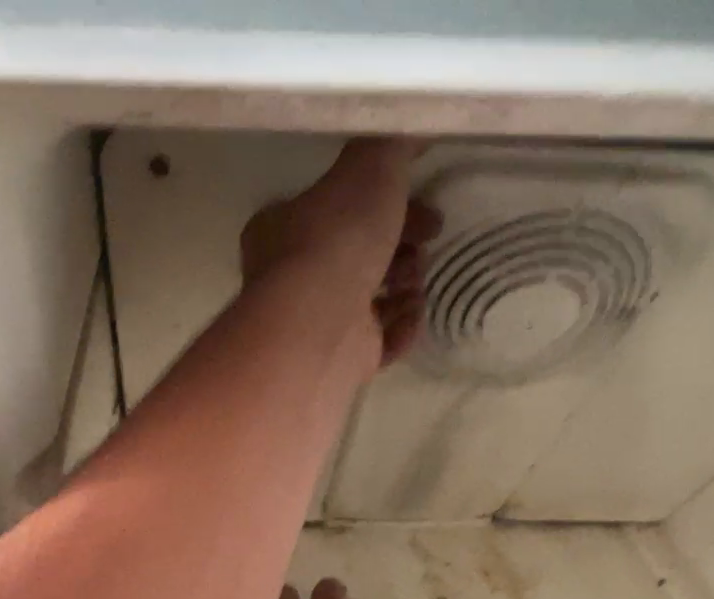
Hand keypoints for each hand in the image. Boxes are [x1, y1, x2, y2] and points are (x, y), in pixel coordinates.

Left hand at [240, 139, 442, 371]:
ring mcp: (316, 323)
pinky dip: (400, 327)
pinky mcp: (339, 360)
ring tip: (416, 283)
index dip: (386, 203)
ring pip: (369, 300)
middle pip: (359, 255)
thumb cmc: (337, 238)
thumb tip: (417, 123)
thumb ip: (392, 144)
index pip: (339, 209)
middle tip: (429, 240)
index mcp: (284, 228)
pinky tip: (413, 316)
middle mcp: (292, 277)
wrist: (322, 324)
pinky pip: (378, 342)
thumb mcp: (368, 167)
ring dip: (404, 287)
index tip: (424, 204)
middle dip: (401, 246)